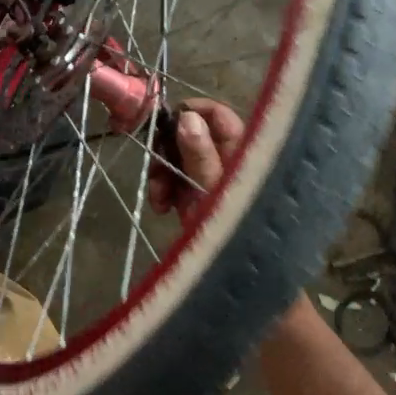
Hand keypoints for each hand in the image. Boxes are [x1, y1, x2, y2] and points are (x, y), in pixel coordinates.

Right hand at [148, 98, 245, 224]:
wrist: (240, 282)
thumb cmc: (230, 232)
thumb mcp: (211, 191)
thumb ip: (200, 154)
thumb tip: (187, 115)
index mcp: (239, 152)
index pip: (217, 114)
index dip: (190, 112)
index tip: (163, 125)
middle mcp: (227, 160)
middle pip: (191, 135)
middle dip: (167, 150)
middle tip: (155, 170)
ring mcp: (213, 179)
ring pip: (180, 158)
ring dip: (162, 173)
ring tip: (158, 199)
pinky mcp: (201, 197)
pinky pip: (177, 181)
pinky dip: (166, 190)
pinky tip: (161, 208)